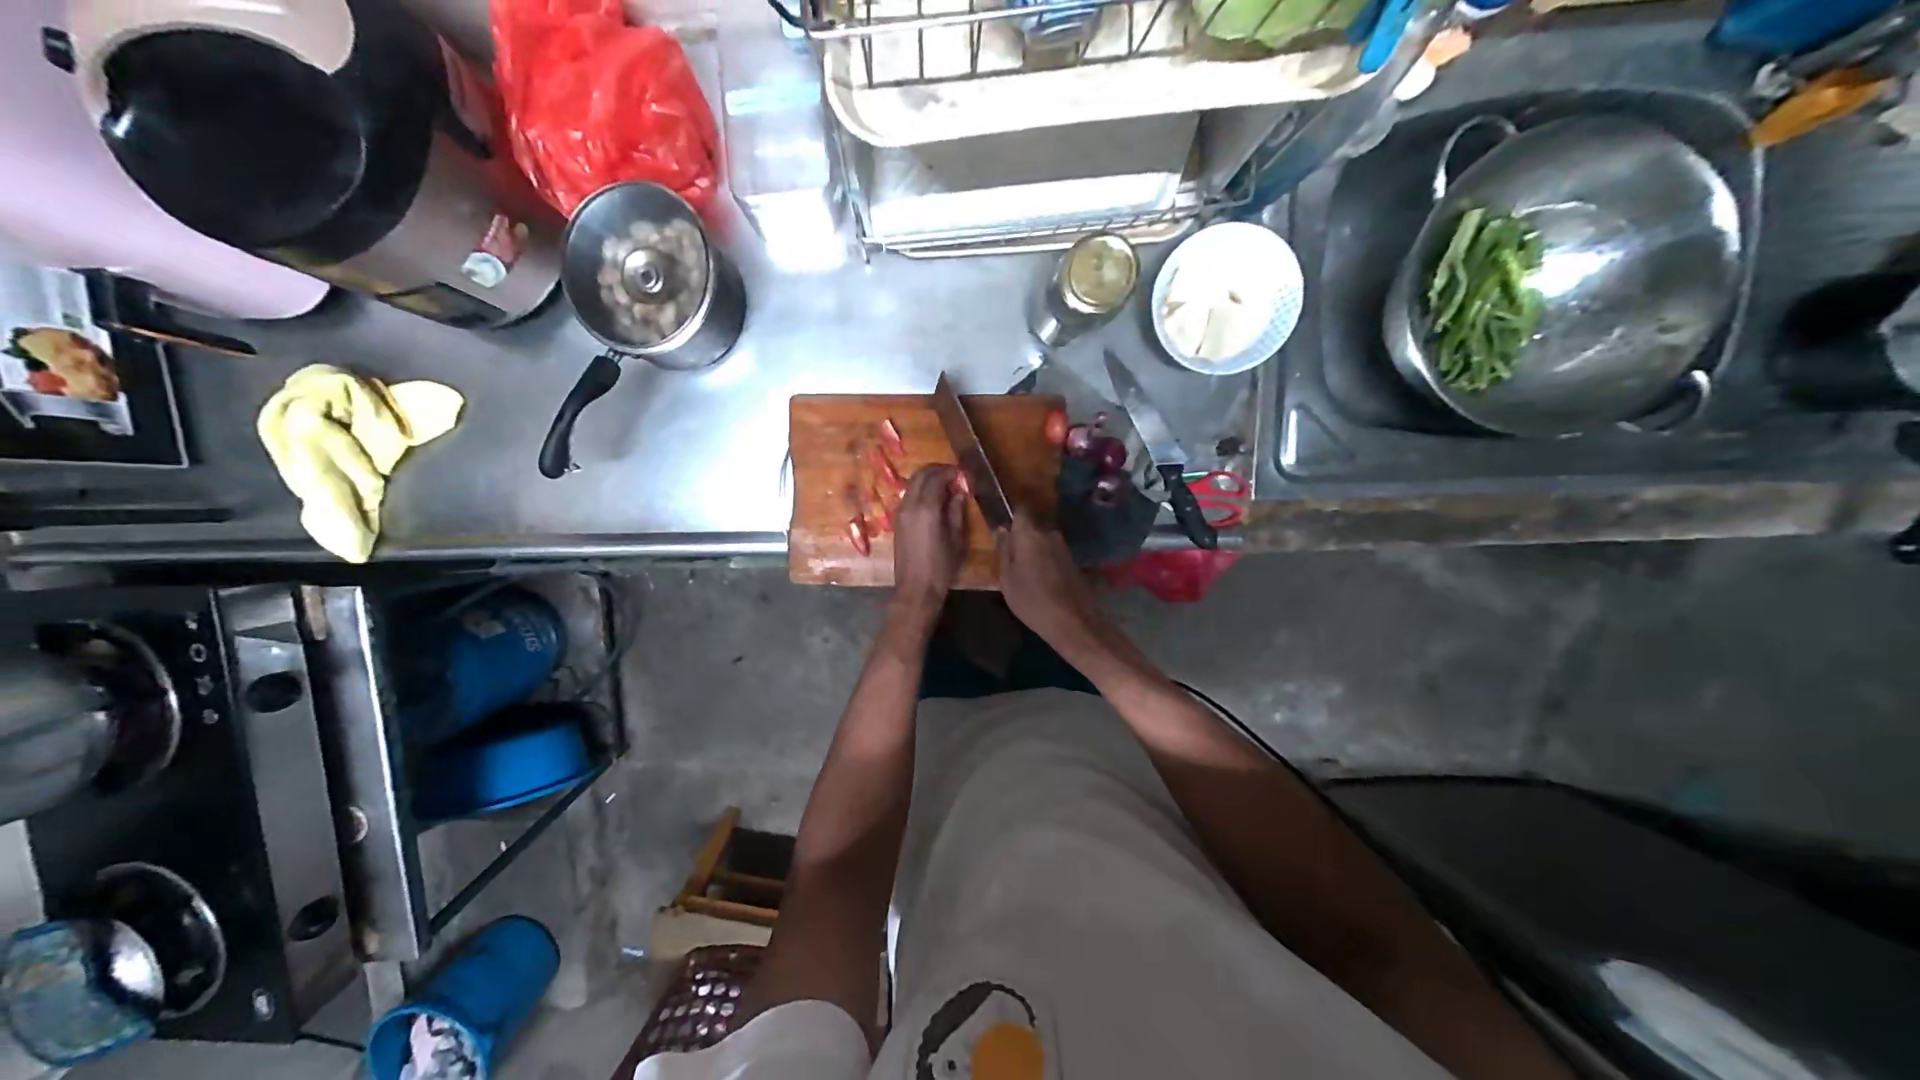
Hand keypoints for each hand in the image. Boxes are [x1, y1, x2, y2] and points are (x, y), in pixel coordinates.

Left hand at [893, 465, 967, 610]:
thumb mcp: (956, 539)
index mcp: (927, 508)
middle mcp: (910, 505)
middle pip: (920, 475)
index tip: (963, 474)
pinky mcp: (897, 521)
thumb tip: (958, 493)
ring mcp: (900, 512)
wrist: (916, 588)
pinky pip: (908, 496)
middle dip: (937, 470)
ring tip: (945, 486)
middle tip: (953, 474)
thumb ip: (956, 511)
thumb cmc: (941, 566)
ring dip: (928, 479)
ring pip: (912, 484)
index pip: (937, 477)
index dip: (951, 472)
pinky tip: (933, 499)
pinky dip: (920, 490)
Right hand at [996, 511, 1104, 646]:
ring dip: (1035, 552)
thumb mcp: (1006, 578)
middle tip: (1011, 560)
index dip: (1012, 516)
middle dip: (1022, 539)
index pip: (1021, 510)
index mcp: (1030, 534)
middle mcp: (1049, 534)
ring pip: (1043, 542)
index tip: (1004, 529)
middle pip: (1032, 528)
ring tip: (1026, 575)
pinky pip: (1053, 554)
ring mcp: (1064, 548)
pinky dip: (1046, 562)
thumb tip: (1002, 529)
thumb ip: (1004, 550)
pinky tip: (1042, 582)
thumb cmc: (1031, 600)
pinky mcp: (1073, 561)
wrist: (1071, 621)